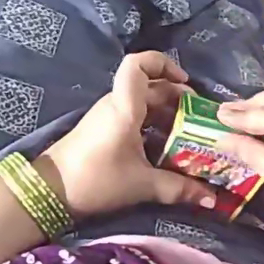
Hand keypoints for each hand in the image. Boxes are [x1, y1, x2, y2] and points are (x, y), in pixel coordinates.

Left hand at [38, 52, 217, 219]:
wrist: (51, 192)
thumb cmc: (96, 180)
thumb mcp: (141, 185)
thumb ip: (178, 189)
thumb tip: (212, 199)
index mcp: (124, 107)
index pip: (138, 64)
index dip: (164, 64)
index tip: (185, 83)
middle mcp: (115, 105)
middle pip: (150, 87)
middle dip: (177, 98)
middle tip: (199, 119)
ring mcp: (107, 118)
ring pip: (143, 104)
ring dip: (166, 115)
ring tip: (188, 135)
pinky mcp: (102, 132)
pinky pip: (133, 119)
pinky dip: (152, 127)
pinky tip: (166, 148)